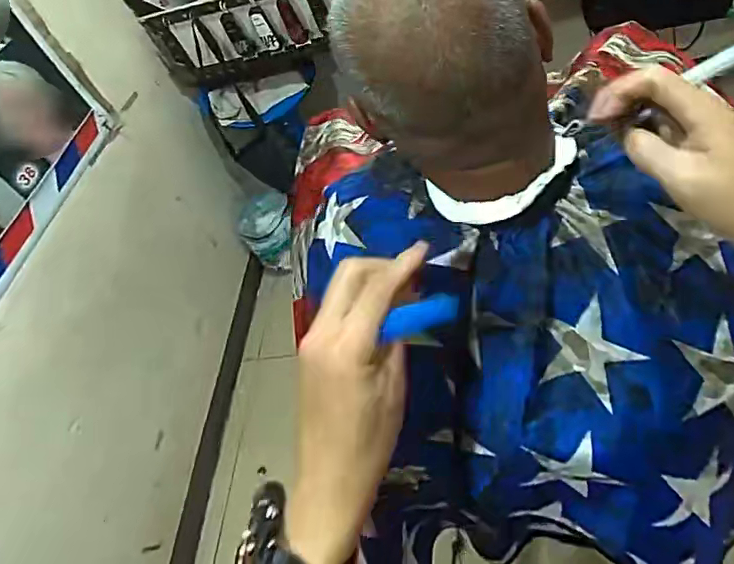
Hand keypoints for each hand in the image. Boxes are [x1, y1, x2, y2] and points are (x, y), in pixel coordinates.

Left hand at [286, 243, 427, 563]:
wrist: (327, 483)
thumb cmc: (369, 443)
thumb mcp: (394, 389)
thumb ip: (396, 338)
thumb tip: (404, 305)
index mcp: (346, 346)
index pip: (376, 288)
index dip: (403, 265)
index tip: (424, 250)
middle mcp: (322, 334)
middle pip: (350, 273)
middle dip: (382, 264)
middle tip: (411, 273)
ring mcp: (310, 338)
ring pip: (340, 285)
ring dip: (370, 278)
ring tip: (401, 292)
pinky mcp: (309, 347)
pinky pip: (336, 305)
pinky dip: (358, 297)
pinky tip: (380, 310)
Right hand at [588, 68, 733, 252]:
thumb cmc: (732, 202)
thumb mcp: (680, 177)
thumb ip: (645, 149)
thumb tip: (626, 134)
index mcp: (701, 107)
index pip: (651, 77)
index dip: (619, 90)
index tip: (597, 116)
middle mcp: (706, 107)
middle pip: (656, 85)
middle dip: (623, 98)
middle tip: (598, 122)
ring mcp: (710, 124)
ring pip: (664, 104)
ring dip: (635, 112)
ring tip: (611, 132)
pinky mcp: (711, 142)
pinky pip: (673, 123)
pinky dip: (650, 127)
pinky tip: (639, 145)